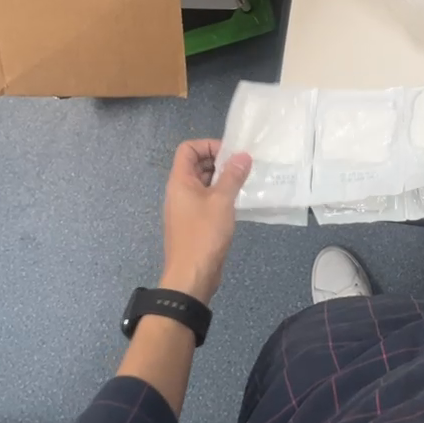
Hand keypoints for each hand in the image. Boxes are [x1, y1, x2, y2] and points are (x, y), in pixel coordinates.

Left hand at [159, 139, 251, 304]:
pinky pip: (206, 199)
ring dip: (222, 179)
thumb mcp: (222, 201)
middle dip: (219, 161)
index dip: (208, 145)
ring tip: (244, 183)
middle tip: (242, 167)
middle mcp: (179, 191)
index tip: (230, 154)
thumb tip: (242, 155)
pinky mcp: (194, 222)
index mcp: (180, 181)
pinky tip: (238, 202)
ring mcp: (186, 208)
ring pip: (203, 183)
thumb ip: (233, 176)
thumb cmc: (203, 234)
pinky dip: (221, 196)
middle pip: (196, 164)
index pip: (188, 149)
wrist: (191, 276)